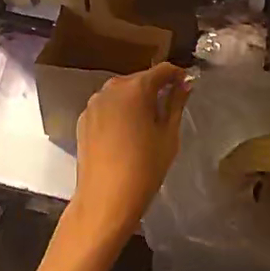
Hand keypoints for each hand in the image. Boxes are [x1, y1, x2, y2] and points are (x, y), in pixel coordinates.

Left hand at [69, 63, 191, 241]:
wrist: (105, 200)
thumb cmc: (144, 168)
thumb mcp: (168, 136)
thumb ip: (176, 104)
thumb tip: (184, 84)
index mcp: (135, 88)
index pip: (162, 70)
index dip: (177, 75)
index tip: (186, 85)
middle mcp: (111, 88)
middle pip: (139, 79)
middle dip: (155, 89)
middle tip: (168, 108)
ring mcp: (94, 103)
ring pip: (121, 93)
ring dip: (135, 101)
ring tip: (146, 124)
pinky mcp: (83, 118)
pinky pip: (106, 107)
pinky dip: (118, 113)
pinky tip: (124, 135)